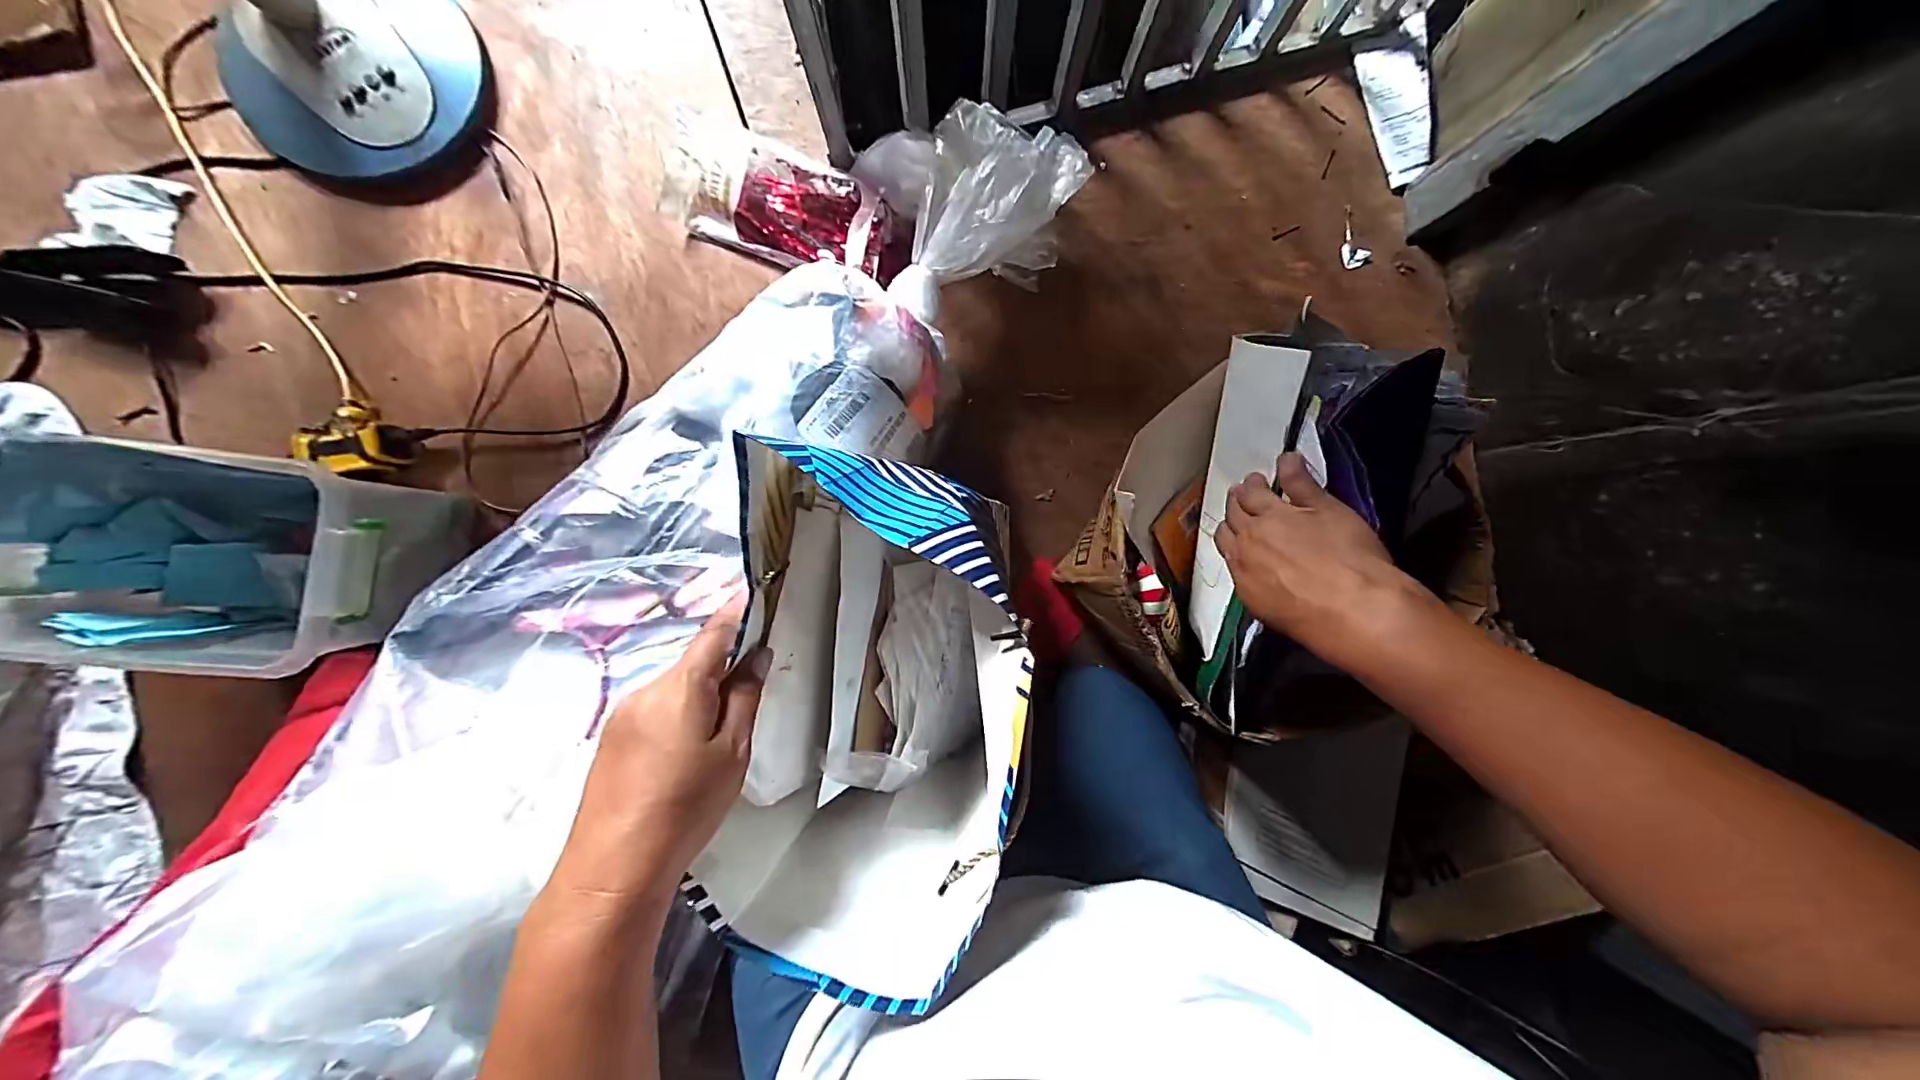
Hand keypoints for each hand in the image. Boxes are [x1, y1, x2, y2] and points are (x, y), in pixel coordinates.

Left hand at [551, 591, 768, 904]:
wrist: (613, 867)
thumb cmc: (686, 807)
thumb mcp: (732, 752)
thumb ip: (746, 696)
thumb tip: (756, 656)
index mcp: (681, 687)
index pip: (715, 631)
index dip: (738, 610)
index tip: (757, 594)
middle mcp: (647, 688)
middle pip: (694, 659)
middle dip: (723, 665)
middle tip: (750, 692)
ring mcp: (624, 711)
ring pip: (675, 684)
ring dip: (701, 692)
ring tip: (718, 736)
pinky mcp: (612, 735)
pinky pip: (656, 706)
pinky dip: (679, 711)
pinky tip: (686, 750)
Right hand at [1214, 453, 1436, 671]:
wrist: (1348, 605)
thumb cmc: (1310, 618)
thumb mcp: (1268, 607)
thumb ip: (1255, 584)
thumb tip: (1254, 578)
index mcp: (1241, 565)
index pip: (1225, 539)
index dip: (1229, 529)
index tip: (1233, 527)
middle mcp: (1253, 537)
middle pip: (1236, 512)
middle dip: (1235, 502)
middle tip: (1238, 495)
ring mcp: (1282, 517)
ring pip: (1256, 494)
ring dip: (1253, 484)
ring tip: (1254, 479)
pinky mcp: (1315, 505)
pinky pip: (1297, 480)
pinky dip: (1290, 468)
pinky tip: (1289, 460)